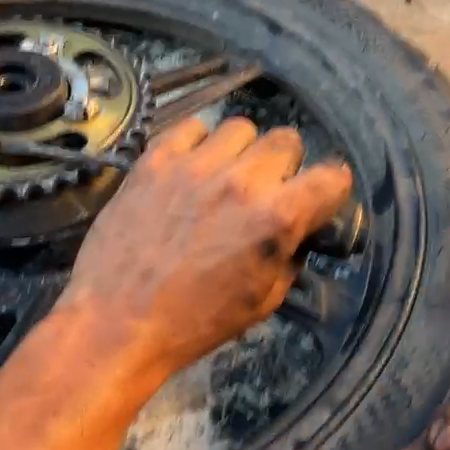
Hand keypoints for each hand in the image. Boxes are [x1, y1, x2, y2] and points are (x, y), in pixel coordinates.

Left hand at [60, 116, 353, 380]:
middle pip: (286, 140)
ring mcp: (195, 165)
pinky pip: (192, 127)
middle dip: (284, 165)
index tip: (321, 196)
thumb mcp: (263, 300)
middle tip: (266, 190)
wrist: (118, 323)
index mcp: (276, 219)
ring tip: (225, 176)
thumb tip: (298, 231)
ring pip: (241, 127)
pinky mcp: (155, 159)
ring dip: (242, 151)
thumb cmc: (196, 322)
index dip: (331, 187)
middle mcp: (242, 181)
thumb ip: (290, 256)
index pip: (332, 176)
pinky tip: (190, 169)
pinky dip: (199, 143)